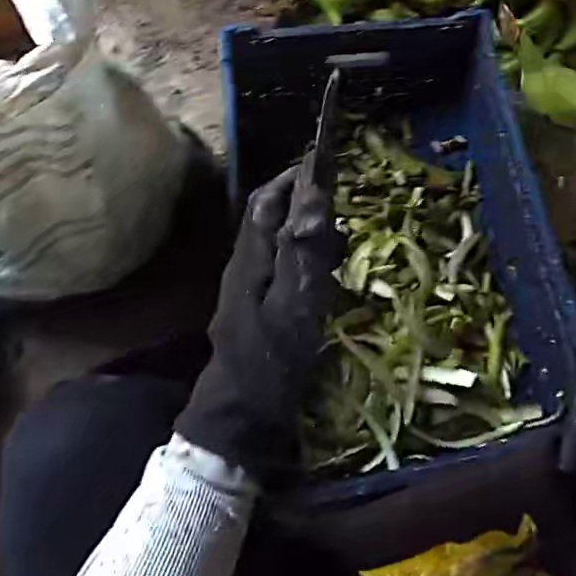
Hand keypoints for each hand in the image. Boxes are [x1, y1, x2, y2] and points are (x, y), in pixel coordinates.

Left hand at [176, 153, 344, 481]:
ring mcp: (247, 285)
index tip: (325, 160)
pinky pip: (279, 262)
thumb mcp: (296, 304)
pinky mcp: (255, 304)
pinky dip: (303, 253)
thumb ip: (305, 252)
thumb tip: (314, 199)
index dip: (295, 176)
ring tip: (336, 232)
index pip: (269, 200)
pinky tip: (323, 270)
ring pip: (275, 239)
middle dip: (301, 198)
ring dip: (303, 226)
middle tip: (336, 196)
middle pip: (270, 216)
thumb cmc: (270, 358)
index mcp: (251, 258)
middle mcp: (244, 264)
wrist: (239, 414)